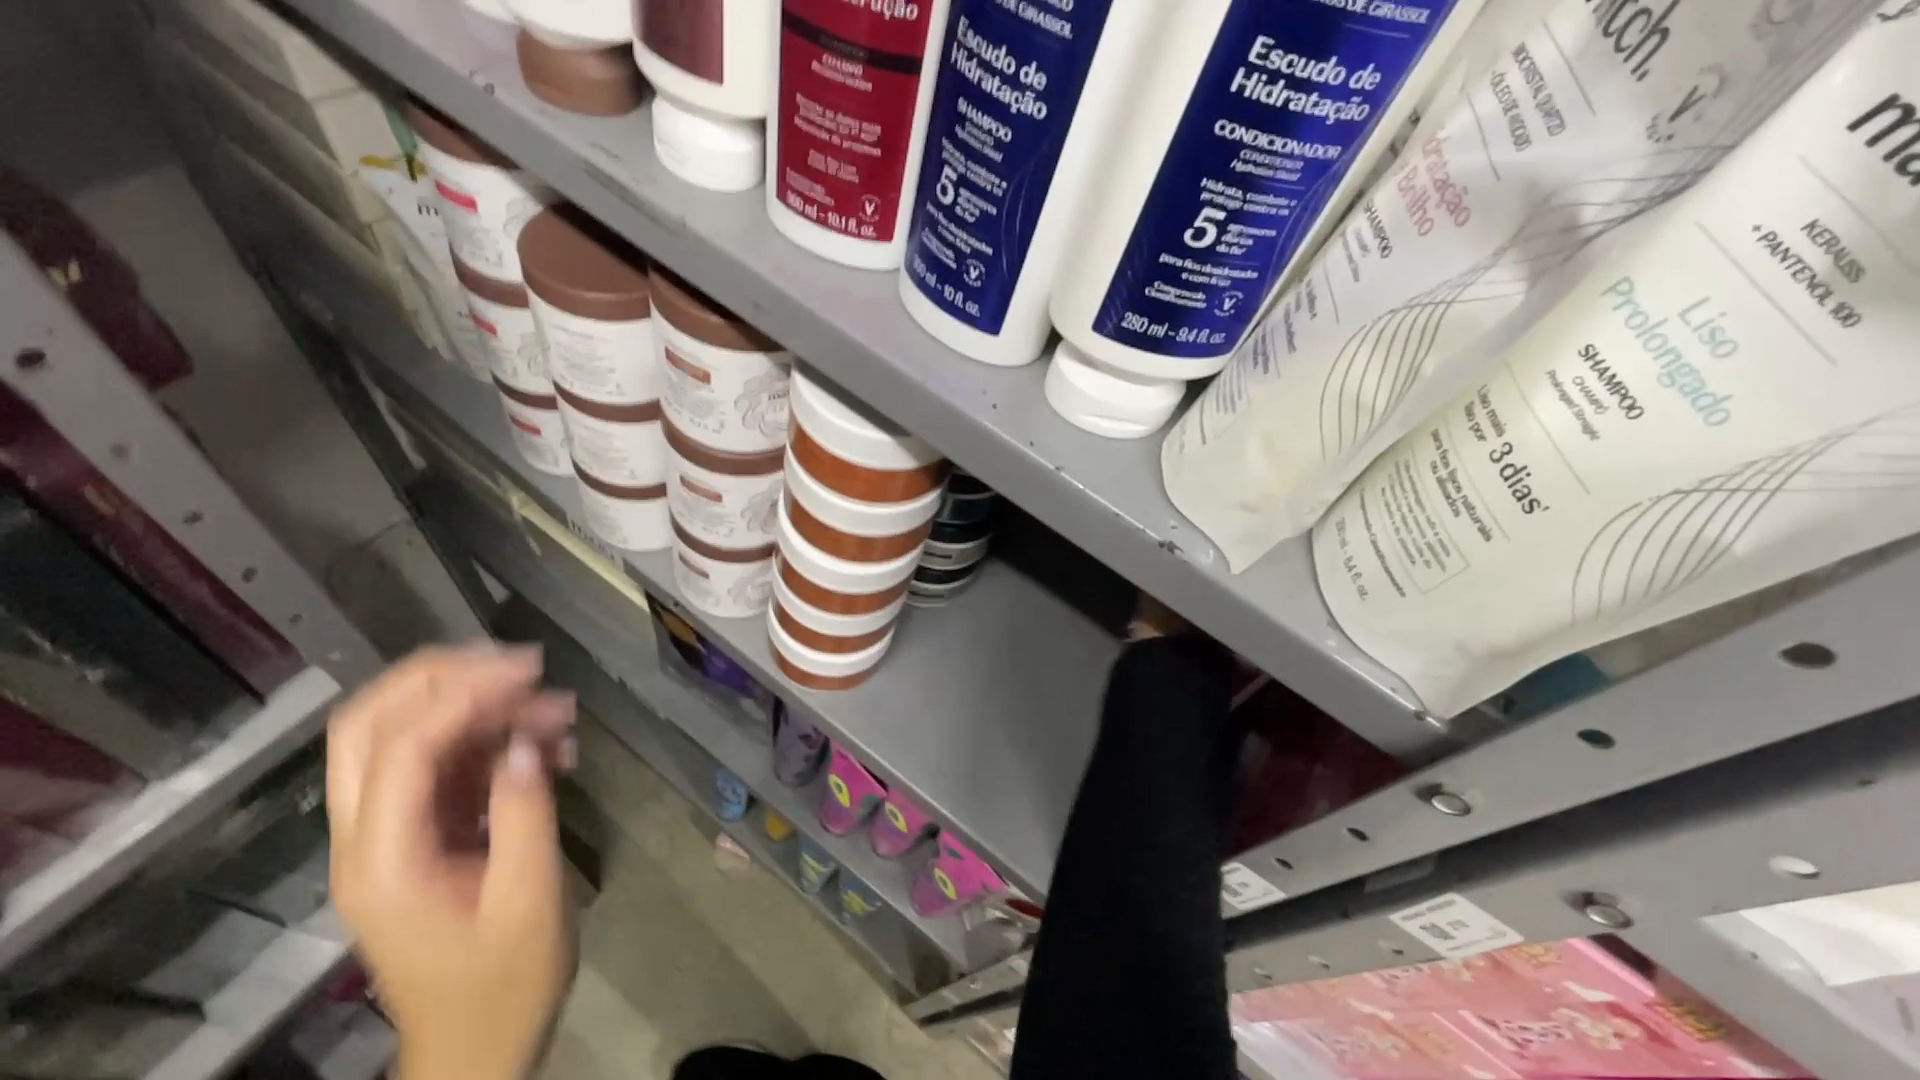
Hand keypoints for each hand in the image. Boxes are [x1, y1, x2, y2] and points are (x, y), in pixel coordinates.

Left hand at [326, 644, 578, 1079]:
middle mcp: (365, 837)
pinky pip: (440, 766)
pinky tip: (546, 745)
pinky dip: (487, 742)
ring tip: (554, 708)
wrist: (475, 1048)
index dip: (462, 696)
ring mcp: (386, 834)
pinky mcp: (416, 835)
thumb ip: (525, 814)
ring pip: (403, 736)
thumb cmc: (504, 986)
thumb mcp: (529, 901)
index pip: (400, 747)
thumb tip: (528, 740)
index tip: (530, 671)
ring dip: (474, 708)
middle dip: (442, 678)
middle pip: (370, 725)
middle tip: (519, 664)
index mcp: (383, 859)